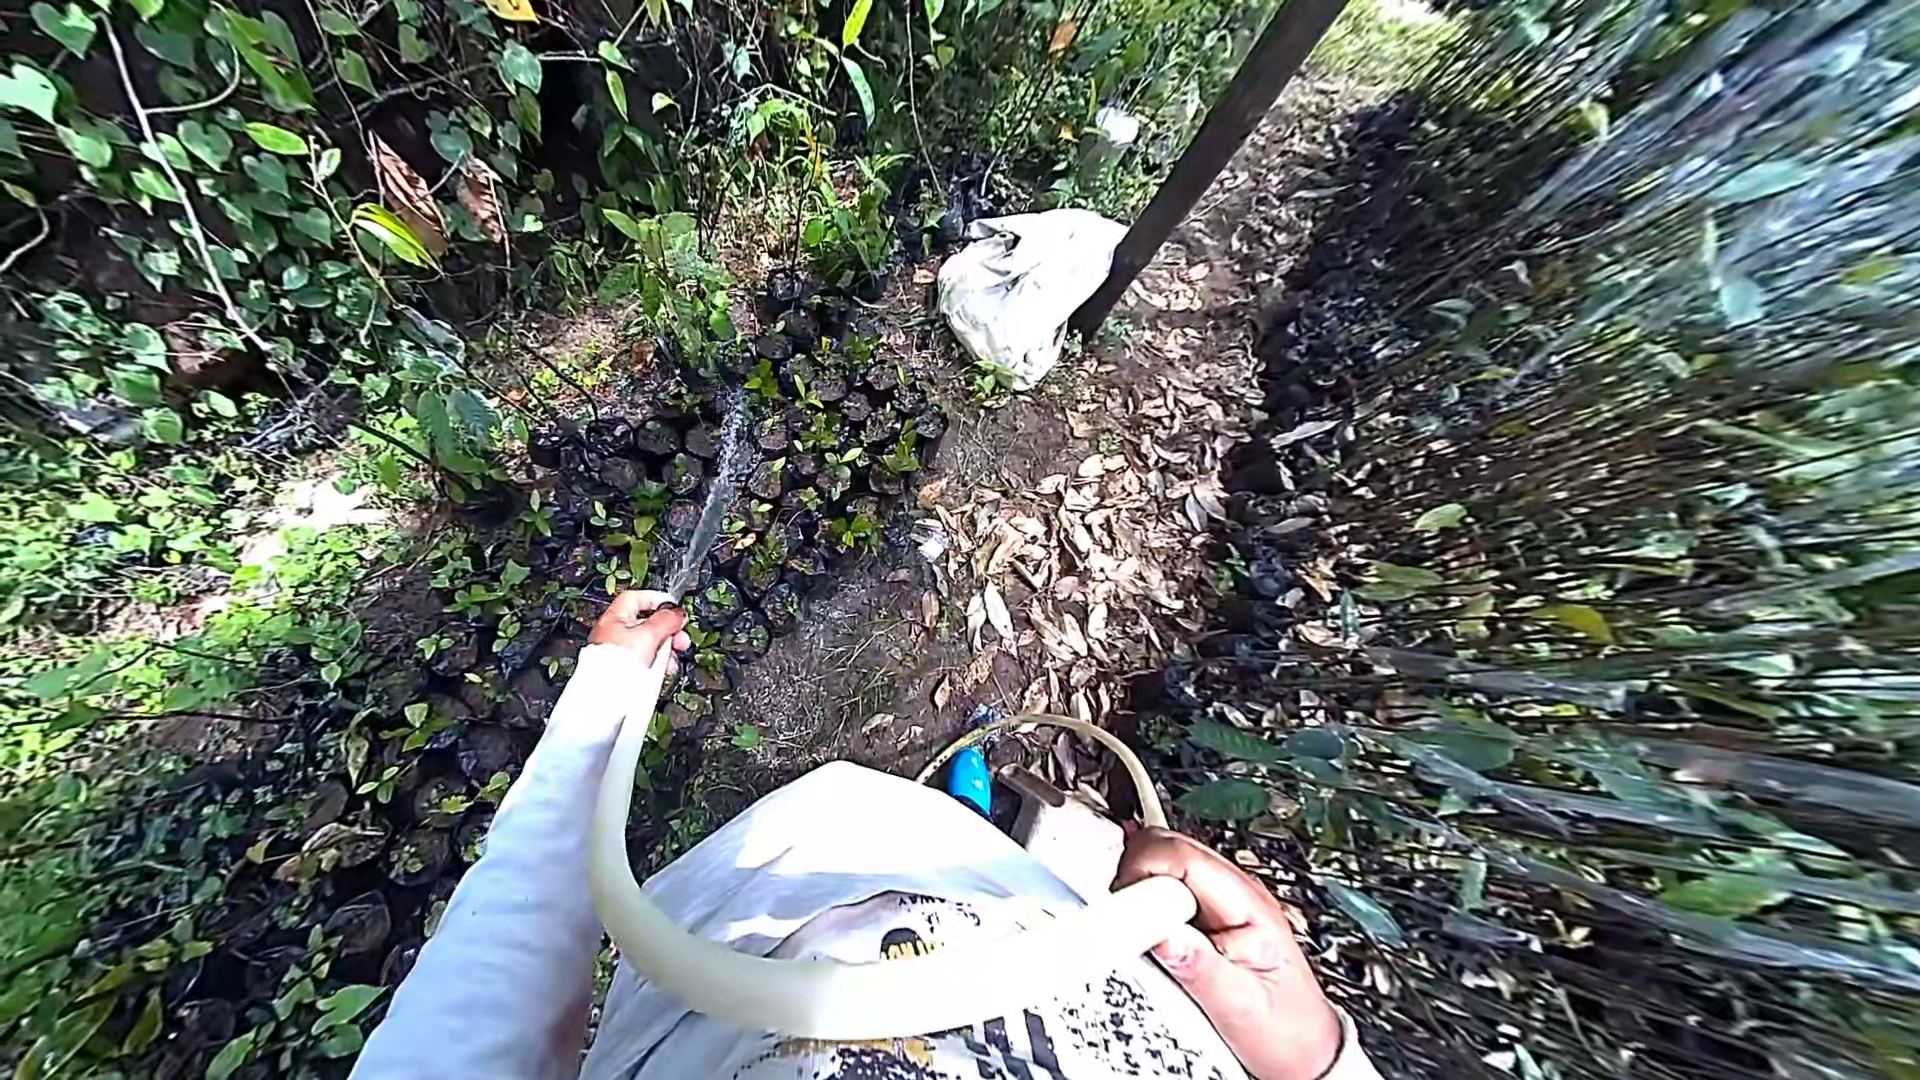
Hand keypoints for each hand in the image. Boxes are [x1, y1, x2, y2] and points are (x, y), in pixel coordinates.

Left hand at [588, 590, 690, 671]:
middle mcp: (614, 633)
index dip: (658, 599)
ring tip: (673, 657)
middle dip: (669, 629)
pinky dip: (658, 661)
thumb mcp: (649, 635)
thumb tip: (678, 613)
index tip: (674, 608)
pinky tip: (664, 668)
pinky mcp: (624, 669)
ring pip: (650, 642)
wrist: (606, 697)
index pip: (637, 598)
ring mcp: (619, 652)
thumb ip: (667, 620)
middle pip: (648, 622)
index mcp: (615, 619)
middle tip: (680, 637)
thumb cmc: (617, 665)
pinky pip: (646, 659)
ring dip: (666, 648)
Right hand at [1114, 828, 1341, 1079]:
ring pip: (1159, 854)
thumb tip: (1160, 931)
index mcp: (1248, 902)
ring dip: (1138, 884)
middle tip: (1125, 919)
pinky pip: (1162, 877)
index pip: (1181, 855)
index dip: (1143, 872)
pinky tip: (1140, 919)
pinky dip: (1142, 892)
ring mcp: (1217, 893)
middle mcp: (1232, 887)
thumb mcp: (1242, 1010)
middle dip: (1135, 873)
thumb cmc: (1285, 1036)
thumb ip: (1198, 968)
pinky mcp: (1203, 905)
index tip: (1124, 909)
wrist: (1307, 1055)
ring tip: (1136, 928)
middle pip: (1165, 844)